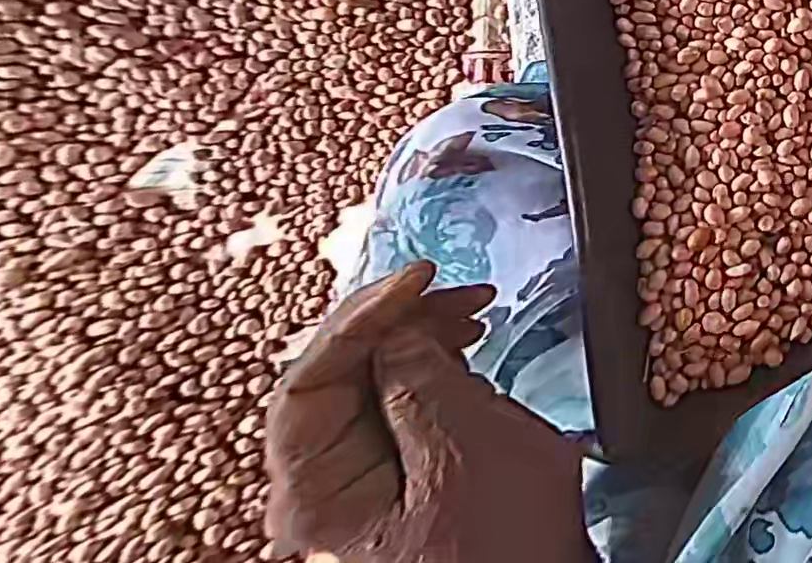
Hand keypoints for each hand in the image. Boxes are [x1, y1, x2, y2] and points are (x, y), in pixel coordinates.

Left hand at [265, 261, 589, 562]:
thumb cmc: (503, 535)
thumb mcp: (468, 453)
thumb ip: (424, 388)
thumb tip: (397, 332)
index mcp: (320, 492)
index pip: (309, 384)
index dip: (361, 317)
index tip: (423, 276)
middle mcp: (326, 479)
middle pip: (338, 372)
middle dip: (398, 318)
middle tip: (466, 293)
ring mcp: (365, 468)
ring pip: (372, 374)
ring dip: (422, 330)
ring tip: (477, 311)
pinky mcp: (404, 456)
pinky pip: (402, 389)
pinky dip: (435, 354)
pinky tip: (467, 340)